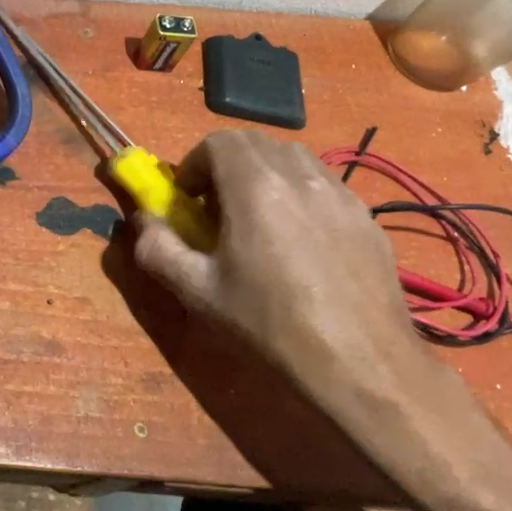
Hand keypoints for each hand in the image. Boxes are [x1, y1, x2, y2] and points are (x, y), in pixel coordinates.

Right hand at [130, 130, 425, 405]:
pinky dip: (301, 194)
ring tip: (260, 218)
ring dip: (266, 172)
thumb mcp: (197, 292)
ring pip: (294, 157)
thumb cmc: (270, 326)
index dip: (195, 164)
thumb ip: (157, 248)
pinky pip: (325, 185)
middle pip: (255, 142)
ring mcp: (340, 195)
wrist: (363, 368)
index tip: (190, 200)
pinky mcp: (368, 219)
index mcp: (254, 186)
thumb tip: (143, 221)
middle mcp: (300, 177)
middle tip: (219, 207)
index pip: (218, 142)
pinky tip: (302, 242)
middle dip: (228, 163)